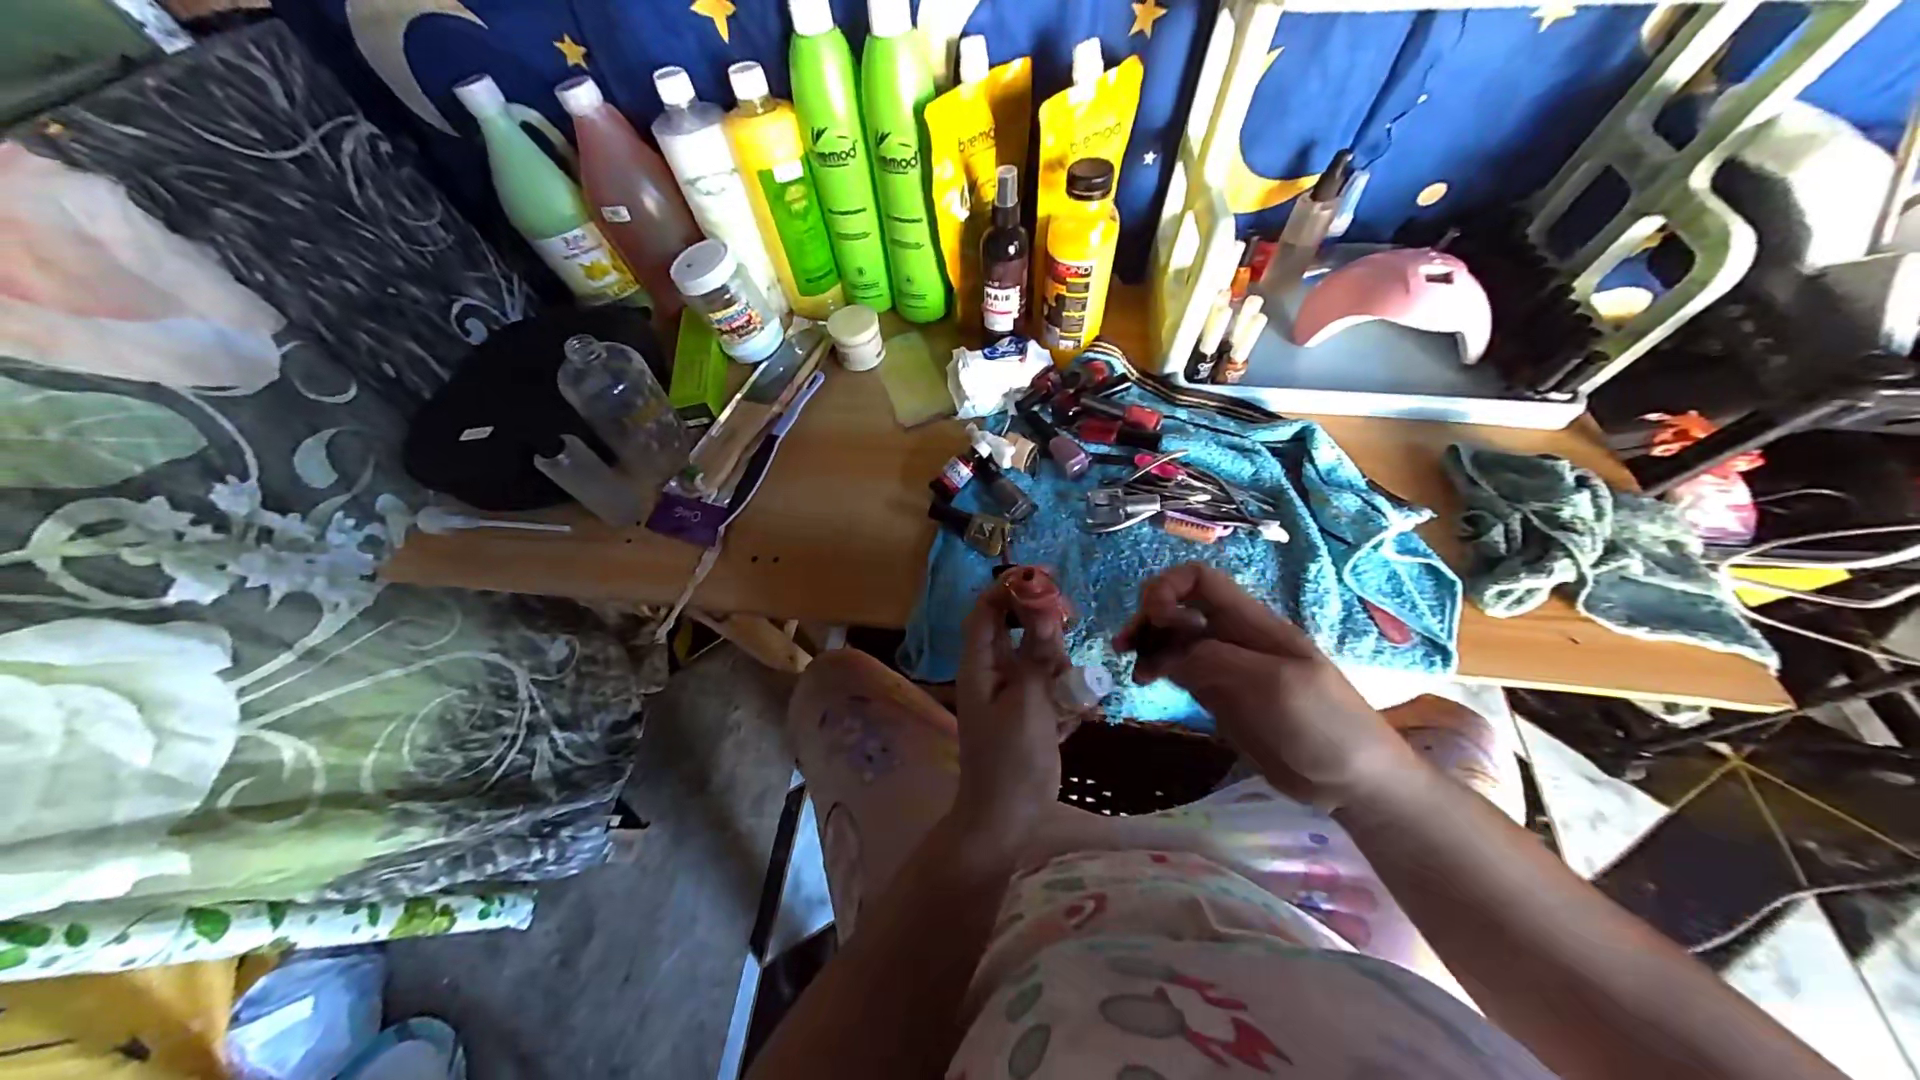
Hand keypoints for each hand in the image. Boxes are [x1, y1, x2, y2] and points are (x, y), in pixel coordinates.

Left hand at [953, 579, 1073, 846]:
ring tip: (1068, 702)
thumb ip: (1036, 653)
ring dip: (1060, 672)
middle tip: (1068, 646)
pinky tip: (1070, 722)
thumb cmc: (1011, 760)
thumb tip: (1042, 603)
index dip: (1010, 588)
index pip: (986, 610)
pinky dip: (1065, 698)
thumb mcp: (1028, 702)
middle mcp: (993, 673)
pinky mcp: (1031, 712)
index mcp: (980, 665)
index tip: (1046, 578)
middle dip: (1046, 635)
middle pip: (1019, 630)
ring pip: (1041, 659)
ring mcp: (1013, 694)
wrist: (1008, 818)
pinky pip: (1052, 688)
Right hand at [1116, 563, 1418, 808]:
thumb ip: (1218, 660)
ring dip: (1146, 643)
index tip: (1155, 619)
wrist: (1353, 781)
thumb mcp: (1275, 685)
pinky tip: (1146, 683)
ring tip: (1133, 669)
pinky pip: (1177, 669)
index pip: (1200, 580)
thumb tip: (1169, 654)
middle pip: (1178, 606)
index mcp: (1252, 623)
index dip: (1169, 587)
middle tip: (1126, 646)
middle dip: (1147, 616)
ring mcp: (1224, 667)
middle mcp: (1232, 637)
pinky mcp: (1218, 696)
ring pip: (1172, 638)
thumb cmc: (1326, 725)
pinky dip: (1155, 668)